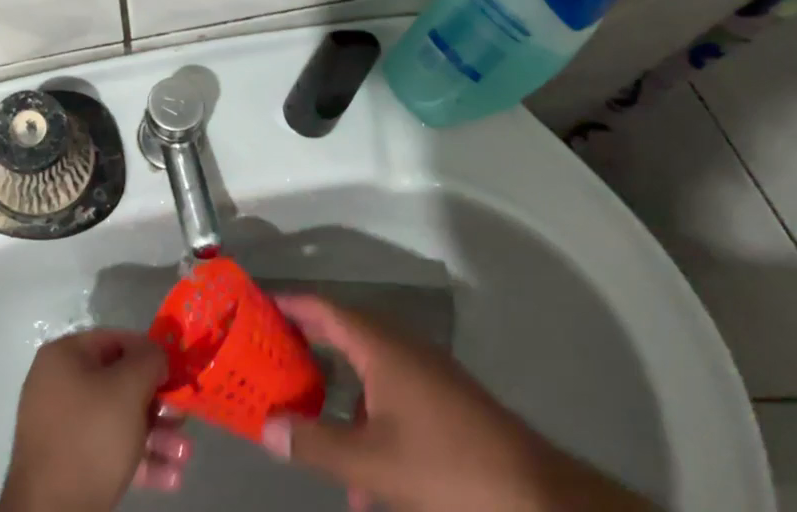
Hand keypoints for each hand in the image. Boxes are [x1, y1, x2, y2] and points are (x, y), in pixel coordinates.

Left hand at [0, 328, 193, 511]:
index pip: (115, 340)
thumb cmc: (91, 435)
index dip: (149, 352)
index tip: (177, 371)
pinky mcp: (70, 460)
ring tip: (184, 454)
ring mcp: (63, 425)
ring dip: (157, 436)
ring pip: (119, 421)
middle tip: (184, 419)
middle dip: (158, 404)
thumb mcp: (127, 389)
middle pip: (119, 383)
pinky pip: (109, 450)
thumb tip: (156, 355)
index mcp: (64, 357)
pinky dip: (140, 459)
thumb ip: (148, 361)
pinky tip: (170, 477)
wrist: (51, 509)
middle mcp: (59, 385)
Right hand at [260, 296, 656, 511]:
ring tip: (311, 436)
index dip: (290, 304)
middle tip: (267, 359)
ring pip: (370, 376)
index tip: (256, 306)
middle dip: (307, 349)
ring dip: (338, 400)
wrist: (540, 499)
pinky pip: (393, 401)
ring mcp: (430, 377)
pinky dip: (369, 426)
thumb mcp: (371, 463)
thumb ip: (314, 444)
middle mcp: (405, 351)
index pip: (326, 309)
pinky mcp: (447, 406)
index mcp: (383, 348)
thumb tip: (265, 428)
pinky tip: (364, 486)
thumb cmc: (448, 470)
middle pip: (345, 336)